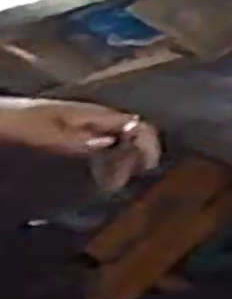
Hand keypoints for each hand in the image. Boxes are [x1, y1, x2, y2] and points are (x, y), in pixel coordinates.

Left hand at [0, 97, 161, 188]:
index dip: (148, 145)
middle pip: (129, 136)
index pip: (138, 126)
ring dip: (117, 161)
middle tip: (125, 182)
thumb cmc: (18, 122)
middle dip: (132, 158)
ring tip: (110, 183)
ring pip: (114, 142)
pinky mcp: (70, 134)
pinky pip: (96, 147)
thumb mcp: (42, 132)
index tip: (147, 167)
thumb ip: (74, 138)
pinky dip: (101, 160)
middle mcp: (98, 119)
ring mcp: (84, 126)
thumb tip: (109, 143)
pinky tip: (94, 172)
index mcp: (98, 115)